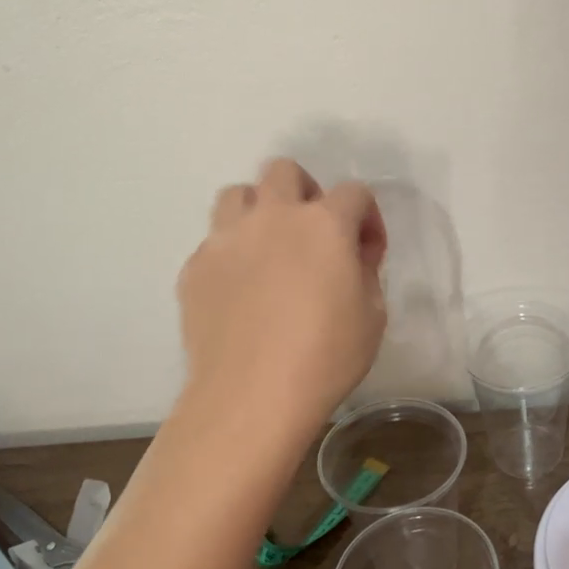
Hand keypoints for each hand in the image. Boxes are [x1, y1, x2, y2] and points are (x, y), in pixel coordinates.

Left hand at [175, 159, 386, 432]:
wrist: (252, 395)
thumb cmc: (326, 358)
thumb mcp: (373, 318)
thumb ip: (365, 274)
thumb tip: (353, 258)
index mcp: (324, 225)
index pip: (354, 192)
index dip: (368, 219)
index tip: (368, 254)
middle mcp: (272, 217)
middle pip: (285, 172)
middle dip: (306, 193)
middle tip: (315, 235)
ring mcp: (225, 238)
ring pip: (238, 195)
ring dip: (260, 212)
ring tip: (271, 251)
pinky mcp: (195, 267)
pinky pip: (214, 242)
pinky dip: (233, 255)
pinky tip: (242, 293)